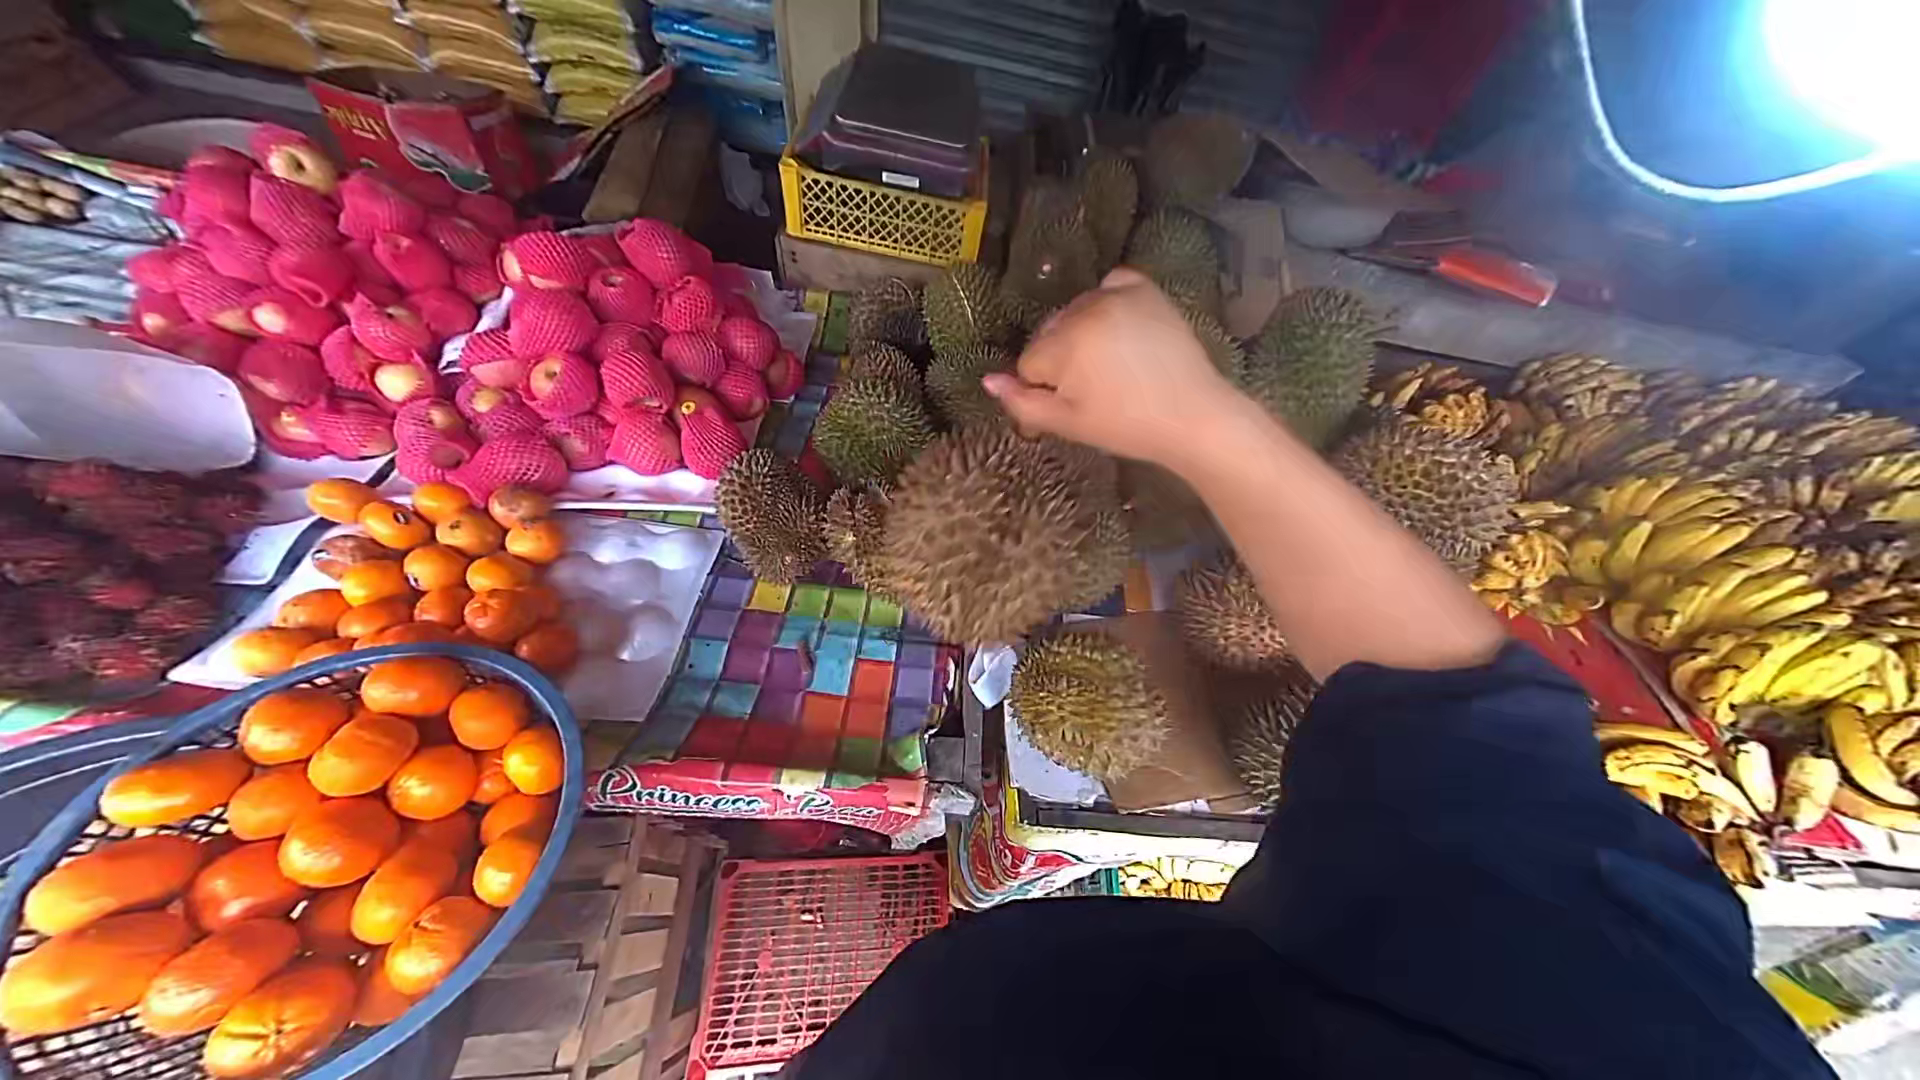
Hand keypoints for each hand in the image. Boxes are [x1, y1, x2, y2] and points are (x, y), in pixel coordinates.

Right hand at [983, 268, 1246, 467]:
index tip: (1072, 407)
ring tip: (1109, 365)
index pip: (1029, 363)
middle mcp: (1084, 309)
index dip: (1044, 389)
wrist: (1193, 415)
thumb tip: (987, 381)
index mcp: (1063, 343)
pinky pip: (1110, 286)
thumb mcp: (1068, 423)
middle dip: (1061, 361)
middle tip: (1094, 390)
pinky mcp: (1145, 290)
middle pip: (1049, 334)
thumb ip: (1022, 403)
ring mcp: (1117, 295)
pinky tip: (1118, 328)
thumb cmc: (1126, 426)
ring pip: (1074, 313)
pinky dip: (1107, 302)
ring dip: (1080, 334)